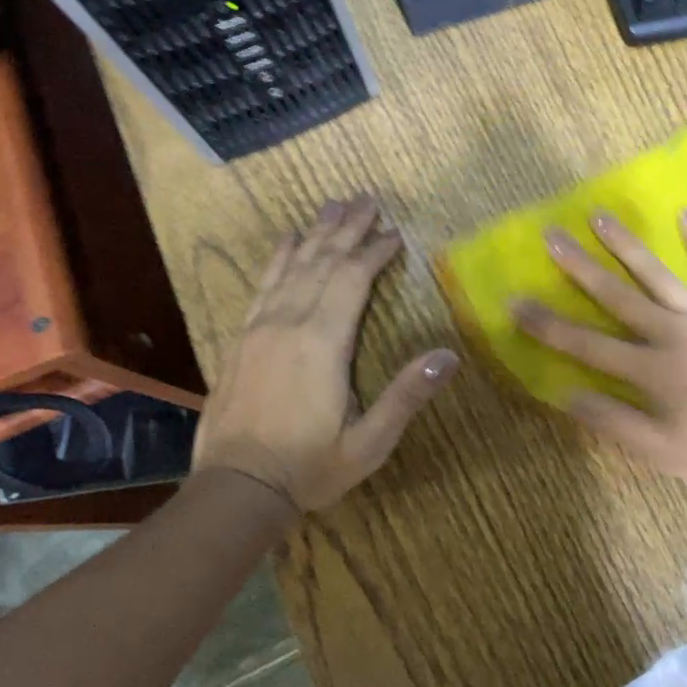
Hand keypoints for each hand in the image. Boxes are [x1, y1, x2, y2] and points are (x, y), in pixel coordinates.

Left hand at [193, 196, 458, 513]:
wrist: (236, 488)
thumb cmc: (311, 467)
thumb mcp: (370, 441)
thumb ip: (407, 396)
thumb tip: (450, 355)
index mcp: (323, 343)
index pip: (353, 280)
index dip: (376, 252)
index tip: (396, 233)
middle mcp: (289, 323)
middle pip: (323, 261)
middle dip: (349, 229)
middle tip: (368, 198)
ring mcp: (260, 328)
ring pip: (292, 266)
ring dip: (317, 233)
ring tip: (335, 205)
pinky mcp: (241, 339)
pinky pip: (263, 285)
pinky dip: (279, 257)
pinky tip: (288, 239)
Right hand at [514, 209, 686, 489]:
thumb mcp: (668, 454)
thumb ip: (617, 424)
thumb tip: (568, 396)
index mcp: (653, 370)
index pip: (589, 345)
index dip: (549, 326)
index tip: (516, 303)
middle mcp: (673, 332)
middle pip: (617, 296)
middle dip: (580, 268)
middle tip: (551, 237)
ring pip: (657, 274)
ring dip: (626, 245)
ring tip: (598, 216)